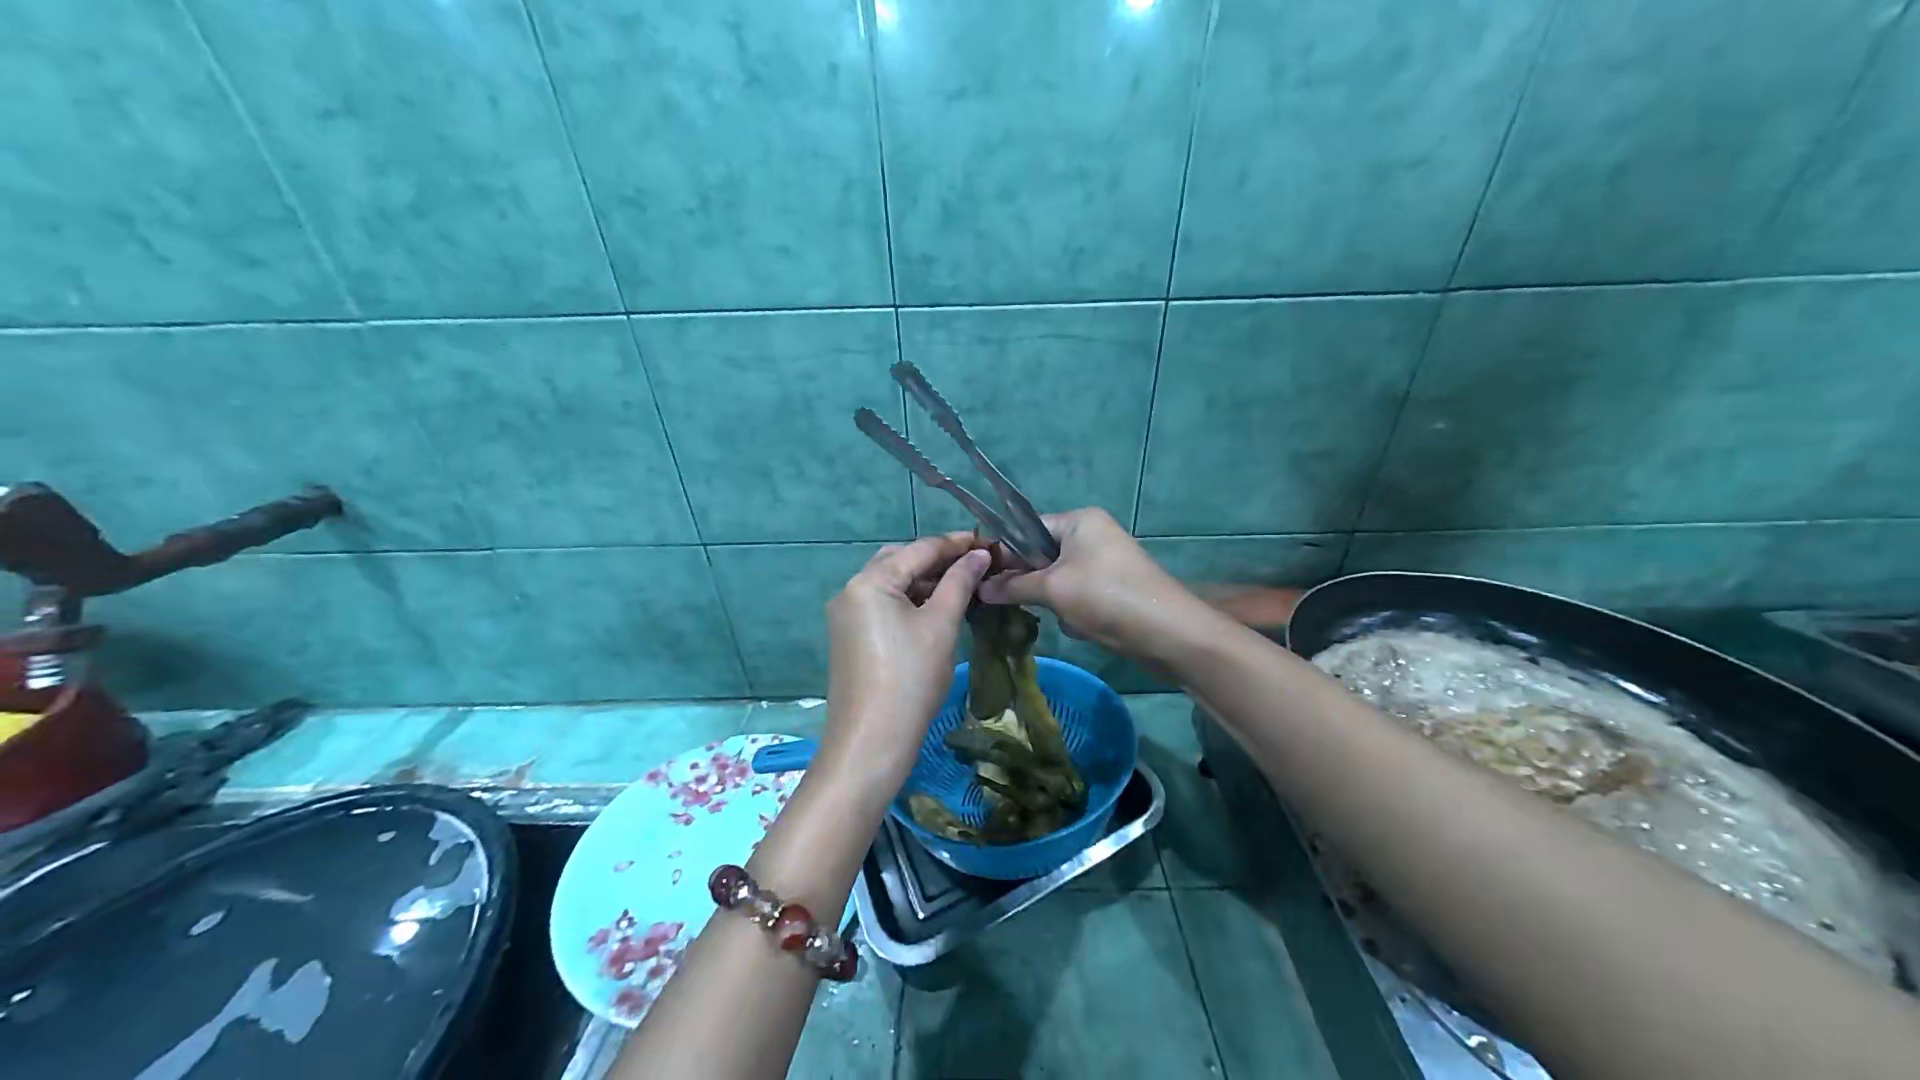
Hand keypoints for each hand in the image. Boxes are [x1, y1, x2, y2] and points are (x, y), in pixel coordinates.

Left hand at [821, 533, 992, 789]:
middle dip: (939, 560)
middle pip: (900, 561)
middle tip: (977, 565)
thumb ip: (960, 582)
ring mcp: (847, 616)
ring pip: (891, 584)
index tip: (991, 543)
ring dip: (925, 581)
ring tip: (964, 586)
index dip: (957, 543)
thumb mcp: (941, 625)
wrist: (870, 743)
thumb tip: (980, 554)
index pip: (919, 549)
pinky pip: (884, 606)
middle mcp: (851, 591)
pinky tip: (938, 609)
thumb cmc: (910, 680)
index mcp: (869, 581)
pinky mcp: (850, 638)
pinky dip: (911, 602)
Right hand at [978, 508, 1210, 661]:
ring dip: (1051, 600)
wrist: (1168, 633)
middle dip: (1028, 580)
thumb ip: (1013, 586)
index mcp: (1079, 521)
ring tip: (1054, 615)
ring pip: (1057, 578)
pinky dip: (1072, 610)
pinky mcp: (1112, 588)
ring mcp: (1104, 562)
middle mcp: (1091, 534)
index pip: (1027, 527)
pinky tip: (1079, 626)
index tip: (980, 576)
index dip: (1003, 551)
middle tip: (1005, 601)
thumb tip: (979, 589)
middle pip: (1041, 554)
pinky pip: (1076, 594)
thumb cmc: (1105, 597)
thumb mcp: (1052, 589)